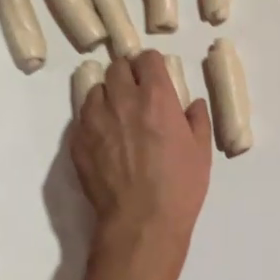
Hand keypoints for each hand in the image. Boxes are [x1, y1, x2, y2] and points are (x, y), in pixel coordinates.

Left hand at [71, 51, 212, 267]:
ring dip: (108, 95)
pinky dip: (93, 120)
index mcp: (156, 98)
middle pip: (117, 67)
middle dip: (128, 75)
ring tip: (117, 114)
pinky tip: (105, 139)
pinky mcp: (78, 140)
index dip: (153, 65)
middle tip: (137, 93)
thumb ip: (197, 120)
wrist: (142, 222)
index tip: (156, 77)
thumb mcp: (201, 151)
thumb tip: (192, 105)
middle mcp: (122, 100)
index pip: (147, 58)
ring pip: (96, 89)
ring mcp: (95, 119)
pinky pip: (82, 118)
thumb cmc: (180, 187)